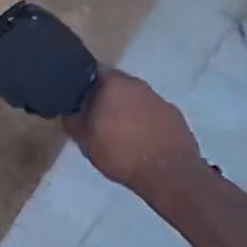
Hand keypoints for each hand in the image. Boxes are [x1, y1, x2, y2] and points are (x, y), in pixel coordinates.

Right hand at [64, 70, 205, 198]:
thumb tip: (69, 109)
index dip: (83, 84)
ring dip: (128, 111)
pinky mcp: (176, 117)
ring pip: (136, 100)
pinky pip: (154, 115)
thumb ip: (73, 119)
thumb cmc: (121, 152)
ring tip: (120, 133)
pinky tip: (141, 142)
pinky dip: (146, 123)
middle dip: (107, 98)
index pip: (93, 71)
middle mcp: (139, 85)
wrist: (169, 175)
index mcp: (115, 83)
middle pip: (117, 85)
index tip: (77, 99)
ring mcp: (161, 100)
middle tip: (97, 117)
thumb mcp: (84, 139)